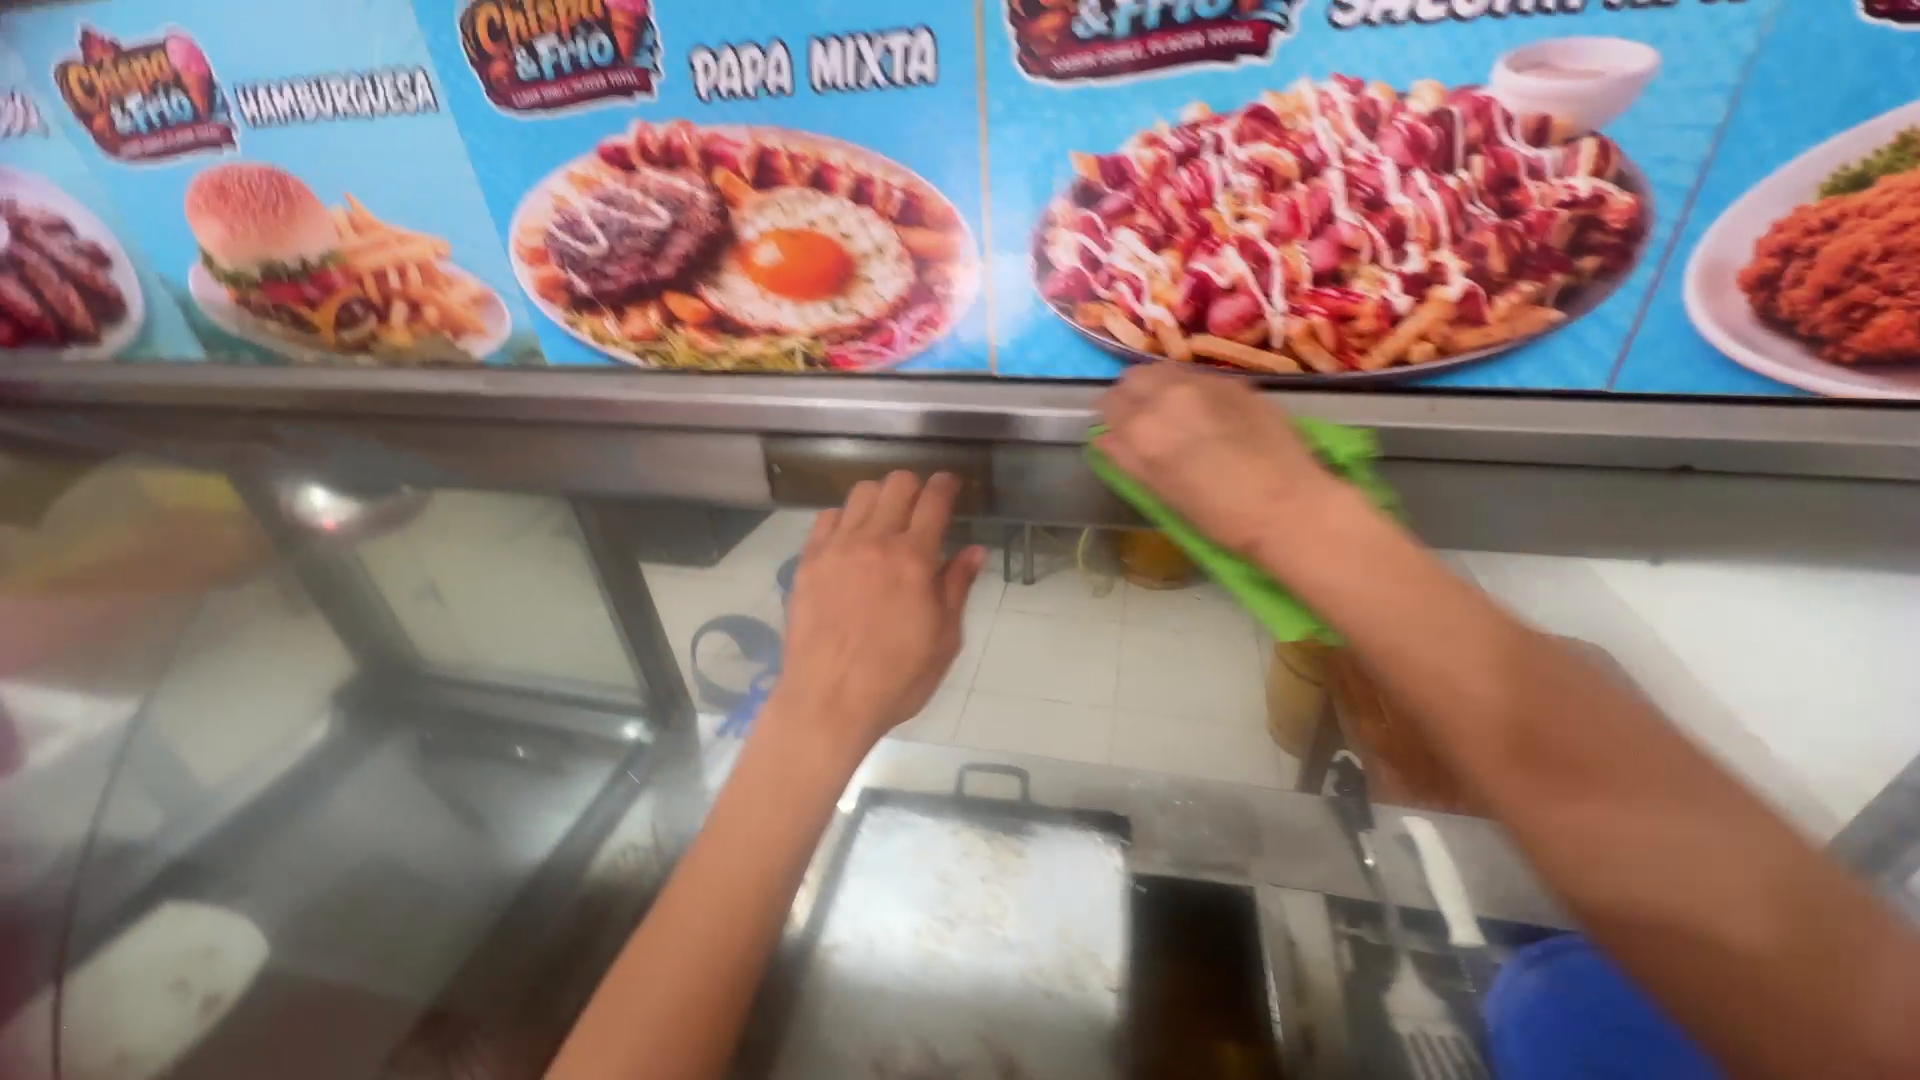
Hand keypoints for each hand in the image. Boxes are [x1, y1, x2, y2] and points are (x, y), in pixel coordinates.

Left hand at [770, 472, 983, 758]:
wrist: (829, 701)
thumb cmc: (896, 678)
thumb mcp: (943, 639)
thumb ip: (957, 588)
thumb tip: (974, 551)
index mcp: (913, 559)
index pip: (934, 501)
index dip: (947, 485)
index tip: (952, 484)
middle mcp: (874, 542)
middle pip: (896, 485)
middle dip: (916, 487)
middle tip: (923, 507)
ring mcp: (835, 549)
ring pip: (860, 494)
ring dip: (881, 498)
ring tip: (887, 521)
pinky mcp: (808, 563)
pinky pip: (827, 518)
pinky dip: (846, 518)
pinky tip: (852, 540)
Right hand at [1097, 363, 1337, 558]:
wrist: (1289, 505)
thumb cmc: (1218, 515)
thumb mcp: (1161, 492)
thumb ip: (1126, 458)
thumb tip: (1104, 437)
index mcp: (1142, 428)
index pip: (1108, 403)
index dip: (1111, 418)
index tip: (1119, 432)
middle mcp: (1168, 395)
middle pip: (1134, 377)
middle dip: (1132, 395)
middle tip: (1145, 421)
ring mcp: (1205, 383)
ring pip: (1166, 370)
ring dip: (1161, 388)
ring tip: (1176, 416)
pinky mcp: (1236, 382)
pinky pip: (1198, 377)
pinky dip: (1192, 390)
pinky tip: (1209, 416)